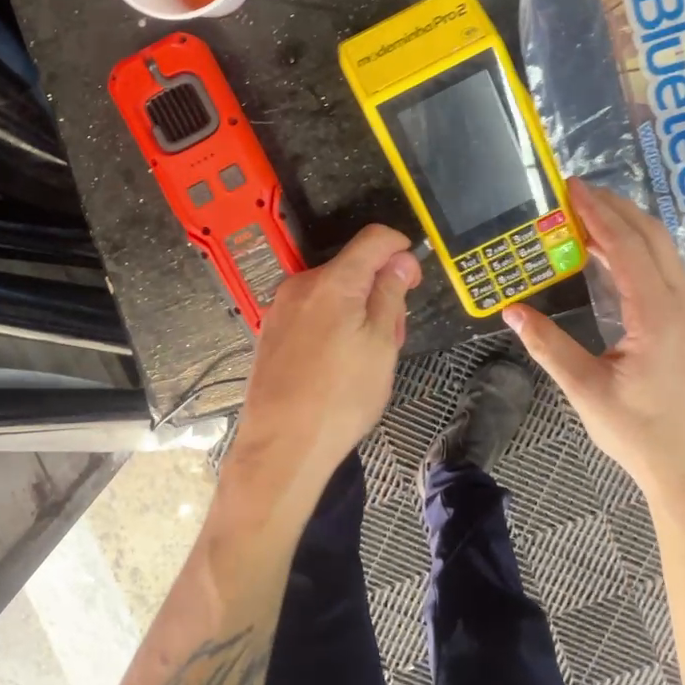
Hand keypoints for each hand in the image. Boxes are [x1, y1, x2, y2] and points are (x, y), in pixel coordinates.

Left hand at [232, 224, 420, 484]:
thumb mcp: (381, 344)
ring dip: (358, 311)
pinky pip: (313, 312)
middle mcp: (300, 285)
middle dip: (379, 291)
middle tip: (391, 337)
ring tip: (366, 360)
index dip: (401, 251)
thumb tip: (400, 260)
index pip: (374, 238)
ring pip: (333, 292)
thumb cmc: (340, 399)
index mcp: (333, 282)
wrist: (282, 446)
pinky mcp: (271, 332)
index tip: (413, 279)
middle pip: (353, 268)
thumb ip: (390, 294)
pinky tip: (338, 365)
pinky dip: (334, 325)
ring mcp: (281, 309)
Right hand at [503, 180, 684, 493]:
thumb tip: (510, 310)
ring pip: (662, 249)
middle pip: (652, 237)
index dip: (598, 214)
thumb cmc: (637, 432)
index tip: (570, 187)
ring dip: (627, 224)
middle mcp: (680, 305)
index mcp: (658, 317)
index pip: (628, 248)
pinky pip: (663, 267)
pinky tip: (608, 250)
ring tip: (586, 211)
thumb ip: (548, 346)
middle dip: (614, 207)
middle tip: (573, 191)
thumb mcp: (586, 390)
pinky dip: (635, 246)